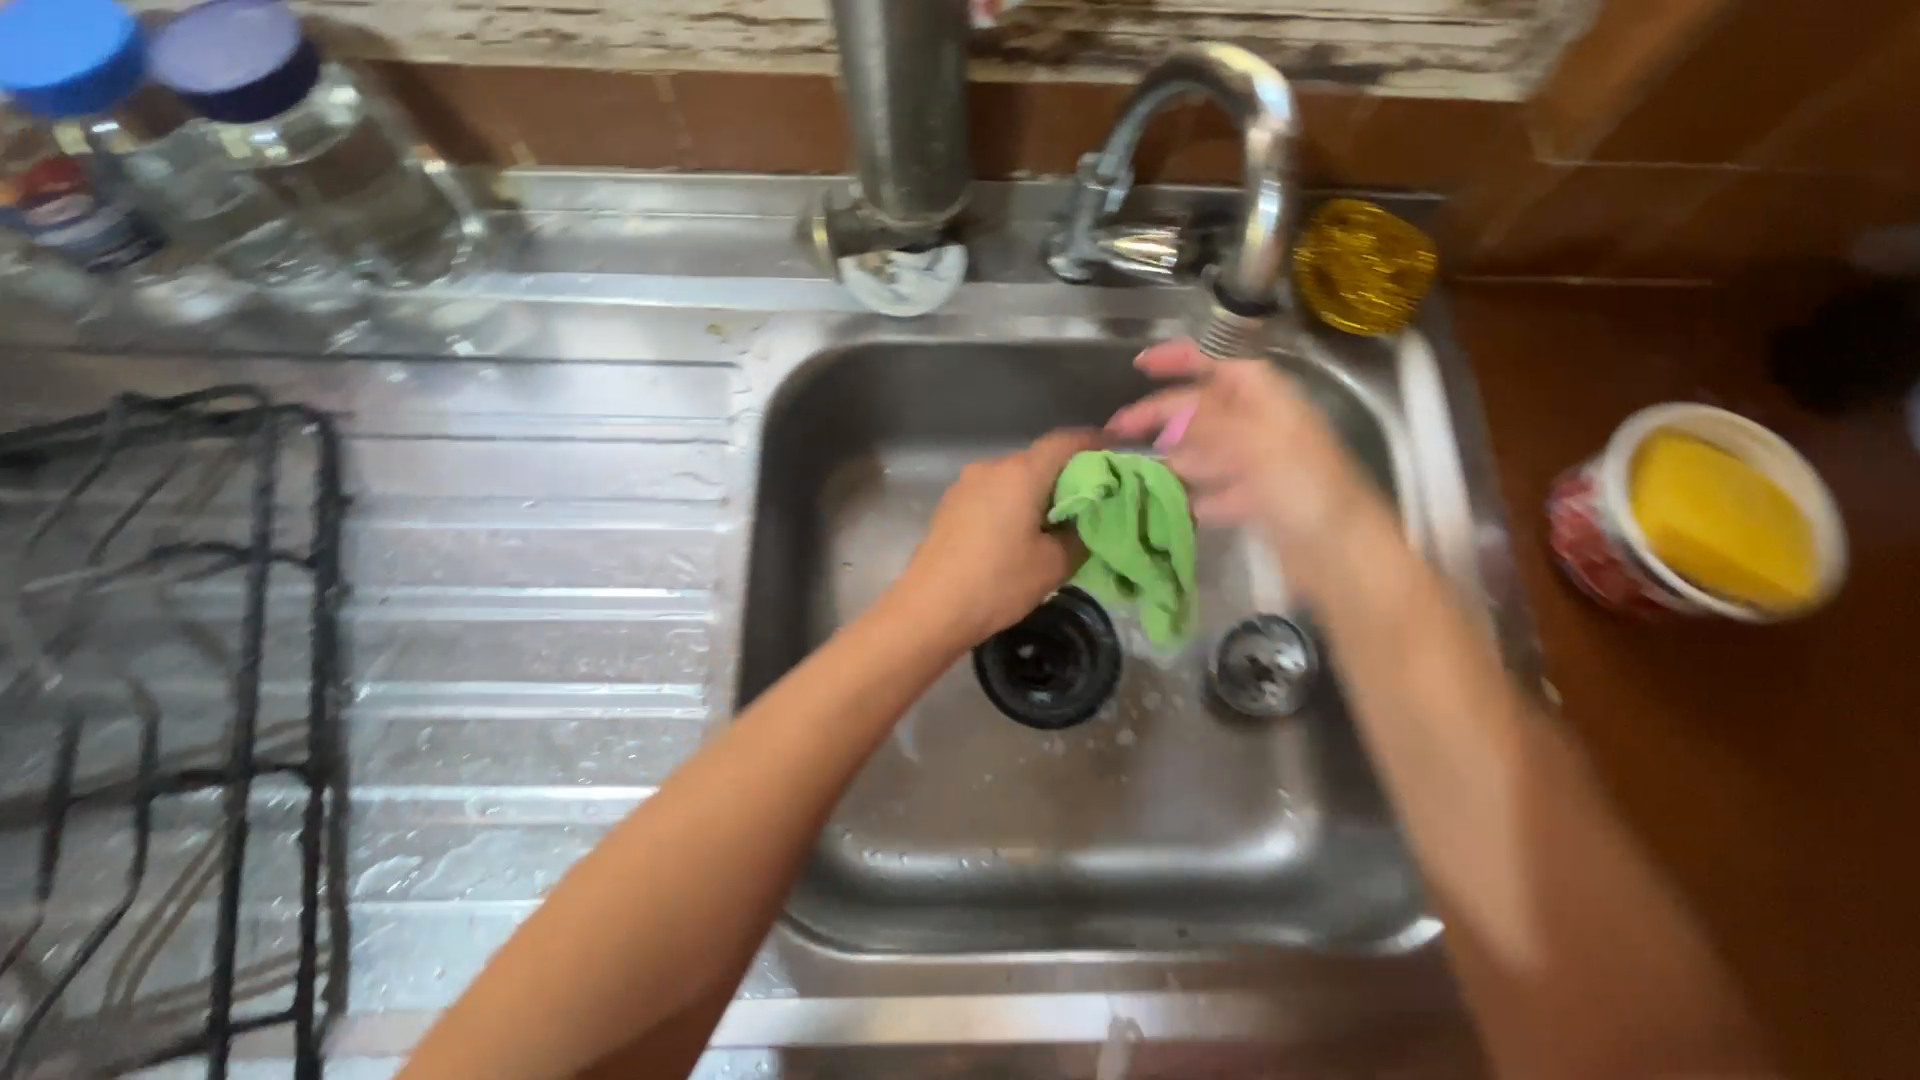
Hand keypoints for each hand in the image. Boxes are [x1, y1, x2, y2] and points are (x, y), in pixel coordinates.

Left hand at [888, 430, 1098, 644]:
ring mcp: (966, 485)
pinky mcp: (951, 505)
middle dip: (1068, 476)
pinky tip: (1020, 535)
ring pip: (1014, 479)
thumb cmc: (997, 582)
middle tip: (1093, 503)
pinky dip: (1013, 505)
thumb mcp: (1053, 564)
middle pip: (1039, 460)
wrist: (930, 608)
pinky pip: (993, 495)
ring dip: (1038, 493)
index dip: (1095, 443)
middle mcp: (991, 467)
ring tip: (1057, 524)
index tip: (1117, 454)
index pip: (1066, 441)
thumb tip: (1087, 521)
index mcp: (1021, 473)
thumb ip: (1080, 535)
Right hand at [1105, 338, 1364, 551]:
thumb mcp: (1252, 444)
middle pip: (1201, 410)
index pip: (1217, 366)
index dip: (1179, 361)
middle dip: (1160, 416)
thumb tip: (1166, 416)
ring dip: (1170, 456)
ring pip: (1203, 451)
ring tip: (1131, 466)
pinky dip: (1188, 495)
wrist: (1342, 551)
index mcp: (1266, 399)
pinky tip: (1163, 503)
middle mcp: (1260, 425)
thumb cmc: (1304, 488)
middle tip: (1117, 431)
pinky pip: (1211, 490)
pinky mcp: (1254, 502)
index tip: (1139, 366)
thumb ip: (1205, 424)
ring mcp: (1257, 465)